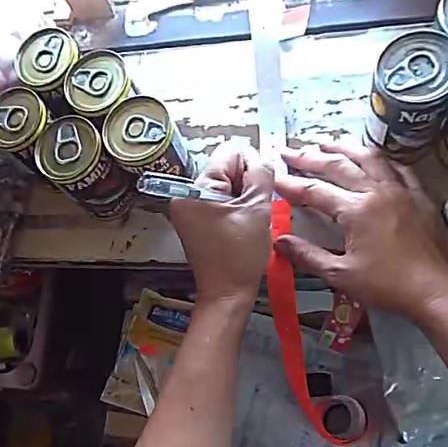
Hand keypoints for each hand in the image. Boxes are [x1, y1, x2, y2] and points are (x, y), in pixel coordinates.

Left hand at [167, 142, 274, 305]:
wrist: (226, 293)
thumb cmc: (240, 256)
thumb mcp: (258, 209)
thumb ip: (261, 174)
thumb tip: (259, 157)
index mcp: (196, 189)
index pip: (230, 153)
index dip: (251, 167)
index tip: (258, 192)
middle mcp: (186, 195)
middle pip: (226, 169)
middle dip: (246, 185)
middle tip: (253, 211)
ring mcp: (189, 209)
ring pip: (226, 186)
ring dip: (243, 198)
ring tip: (247, 222)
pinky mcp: (196, 221)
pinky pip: (220, 202)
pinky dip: (235, 209)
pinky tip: (241, 227)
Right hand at [273, 141, 447, 321]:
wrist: (434, 290)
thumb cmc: (387, 285)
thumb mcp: (341, 274)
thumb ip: (308, 256)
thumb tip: (280, 243)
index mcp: (356, 210)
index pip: (315, 191)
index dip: (291, 184)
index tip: (274, 177)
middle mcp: (378, 192)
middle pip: (339, 165)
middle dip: (310, 157)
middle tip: (291, 151)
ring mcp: (401, 191)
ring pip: (369, 158)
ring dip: (344, 147)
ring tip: (326, 141)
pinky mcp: (419, 198)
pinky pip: (398, 169)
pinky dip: (381, 159)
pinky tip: (373, 158)